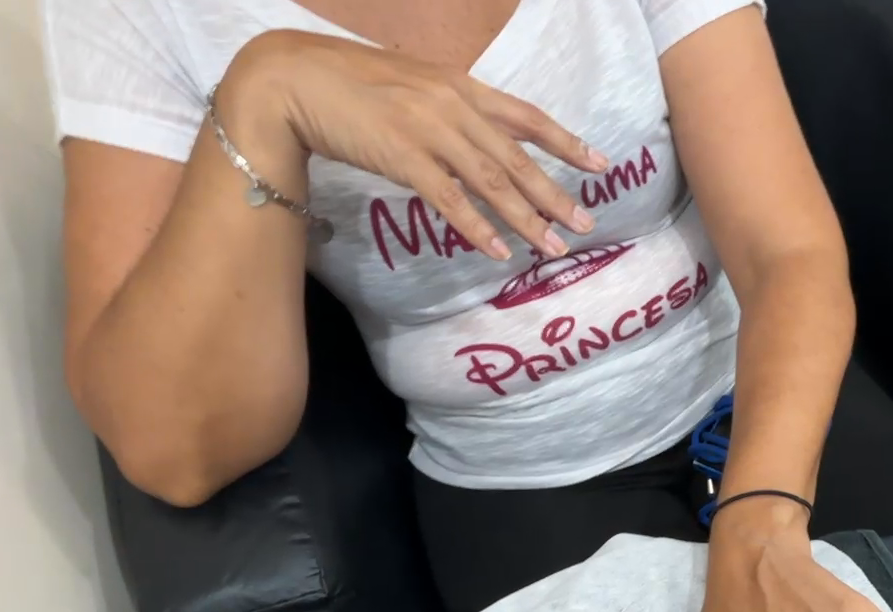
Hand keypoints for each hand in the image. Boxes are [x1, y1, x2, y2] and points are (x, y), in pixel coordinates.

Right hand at [221, 30, 607, 258]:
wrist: (293, 79)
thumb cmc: (355, 85)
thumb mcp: (419, 87)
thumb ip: (458, 112)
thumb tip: (491, 144)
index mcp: (461, 86)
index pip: (527, 116)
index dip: (566, 142)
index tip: (600, 166)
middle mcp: (453, 105)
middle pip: (517, 159)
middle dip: (555, 195)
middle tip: (586, 225)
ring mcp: (429, 130)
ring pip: (492, 182)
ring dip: (526, 220)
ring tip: (554, 248)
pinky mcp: (403, 156)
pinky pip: (450, 199)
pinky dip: (477, 227)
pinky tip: (499, 251)